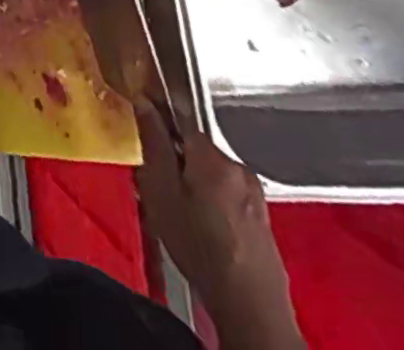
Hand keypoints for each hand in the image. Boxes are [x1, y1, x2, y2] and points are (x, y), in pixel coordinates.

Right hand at [135, 111, 304, 349]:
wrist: (247, 300)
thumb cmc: (195, 242)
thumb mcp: (159, 188)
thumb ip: (154, 143)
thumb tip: (145, 103)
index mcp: (215, 158)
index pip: (181, 123)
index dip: (159, 132)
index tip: (144, 148)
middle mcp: (240, 169)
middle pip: (195, 149)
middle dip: (172, 161)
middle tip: (152, 186)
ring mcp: (255, 194)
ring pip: (208, 172)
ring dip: (187, 182)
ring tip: (170, 209)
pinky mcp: (259, 215)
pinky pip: (223, 192)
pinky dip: (205, 200)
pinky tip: (194, 225)